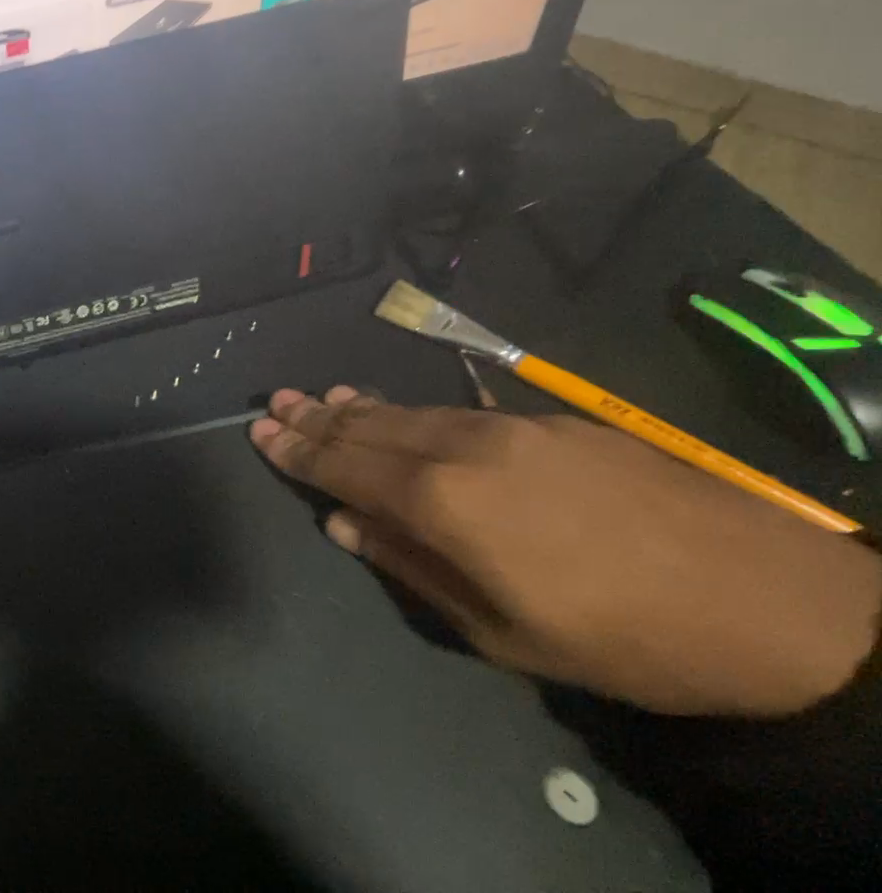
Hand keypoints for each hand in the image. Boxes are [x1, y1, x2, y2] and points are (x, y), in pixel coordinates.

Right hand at [250, 386, 881, 717]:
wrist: (777, 606)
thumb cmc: (620, 639)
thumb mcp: (498, 630)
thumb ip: (409, 566)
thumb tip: (342, 524)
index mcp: (442, 502)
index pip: (344, 467)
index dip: (297, 451)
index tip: (259, 433)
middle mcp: (466, 449)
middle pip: (371, 427)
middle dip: (316, 419)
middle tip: (272, 403)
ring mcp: (514, 430)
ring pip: (413, 412)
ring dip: (360, 407)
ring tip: (320, 397)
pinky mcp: (557, 426)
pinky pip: (458, 412)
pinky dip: (412, 409)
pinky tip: (399, 410)